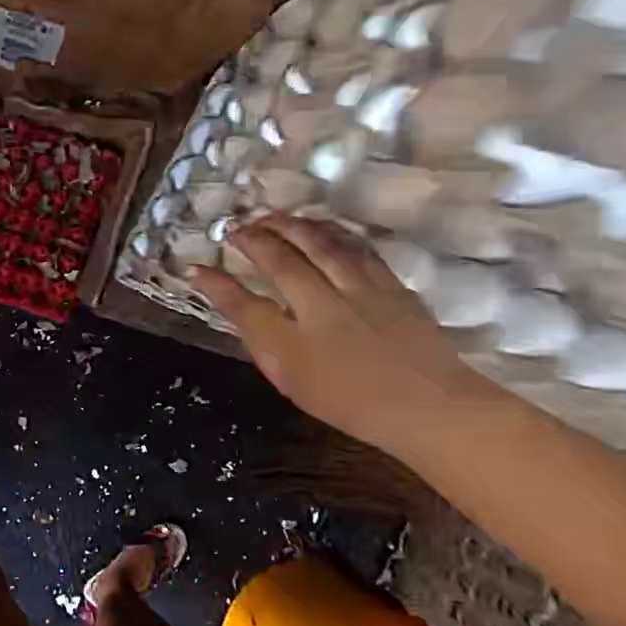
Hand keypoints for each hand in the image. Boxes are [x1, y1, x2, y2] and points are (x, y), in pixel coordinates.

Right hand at [190, 215, 490, 454]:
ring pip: (321, 243)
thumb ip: (260, 336)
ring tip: (274, 218)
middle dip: (254, 238)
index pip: (244, 301)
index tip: (194, 267)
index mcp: (294, 333)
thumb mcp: (291, 378)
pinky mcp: (392, 286)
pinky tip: (326, 229)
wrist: (430, 407)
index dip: (216, 283)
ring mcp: (362, 289)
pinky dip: (333, 232)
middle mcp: (324, 301)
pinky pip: (356, 247)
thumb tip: (238, 306)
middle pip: (283, 258)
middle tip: (237, 227)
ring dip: (292, 226)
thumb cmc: (351, 402)